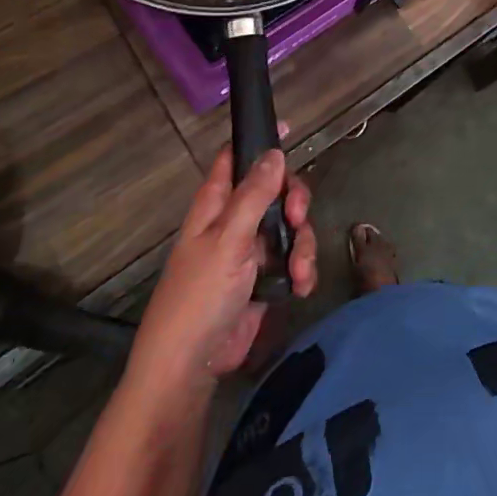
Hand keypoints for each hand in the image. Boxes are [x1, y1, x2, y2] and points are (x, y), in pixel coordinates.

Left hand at [128, 147, 316, 387]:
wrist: (192, 364)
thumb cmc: (200, 294)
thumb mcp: (227, 239)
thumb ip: (253, 195)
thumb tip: (274, 152)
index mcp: (216, 204)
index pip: (236, 159)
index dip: (260, 144)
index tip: (291, 131)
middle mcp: (235, 221)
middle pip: (276, 191)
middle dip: (294, 203)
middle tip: (296, 219)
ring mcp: (252, 251)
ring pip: (291, 227)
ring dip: (303, 245)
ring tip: (300, 273)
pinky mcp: (267, 279)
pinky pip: (294, 260)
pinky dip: (303, 270)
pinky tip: (300, 288)